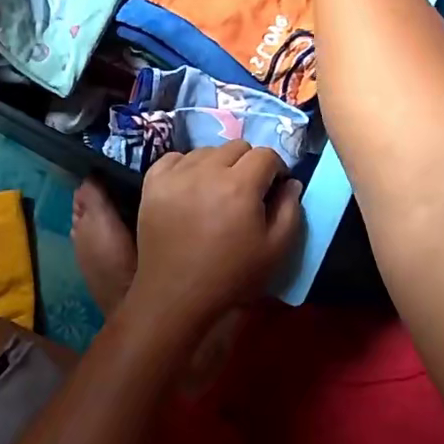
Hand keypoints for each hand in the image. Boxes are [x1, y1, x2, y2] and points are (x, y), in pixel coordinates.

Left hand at [125, 140, 304, 330]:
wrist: (177, 296)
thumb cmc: (231, 276)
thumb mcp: (276, 249)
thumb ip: (290, 210)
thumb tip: (290, 183)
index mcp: (240, 185)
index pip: (266, 154)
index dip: (276, 170)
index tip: (273, 190)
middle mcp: (206, 171)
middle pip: (237, 146)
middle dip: (248, 164)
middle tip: (246, 193)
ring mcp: (175, 175)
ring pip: (206, 151)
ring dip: (218, 165)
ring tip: (216, 192)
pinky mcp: (152, 184)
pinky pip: (174, 158)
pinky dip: (186, 167)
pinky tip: (191, 187)